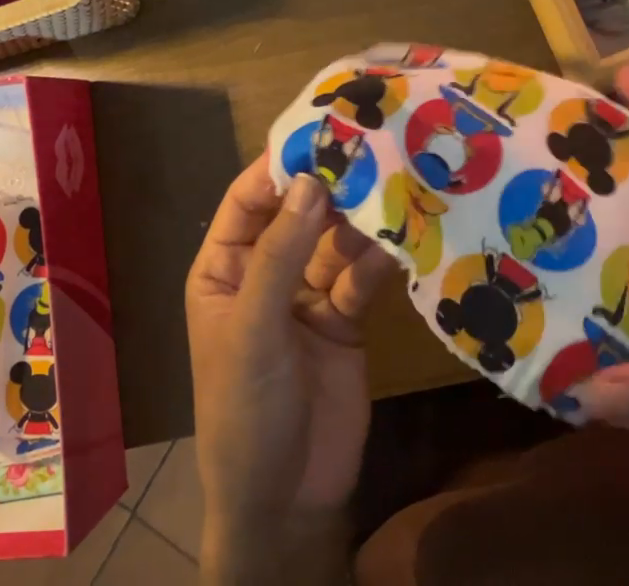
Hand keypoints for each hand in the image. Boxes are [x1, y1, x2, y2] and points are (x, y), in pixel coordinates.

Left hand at [186, 155, 396, 577]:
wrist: (285, 497)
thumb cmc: (246, 408)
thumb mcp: (254, 328)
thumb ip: (282, 254)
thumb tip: (311, 181)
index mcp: (223, 270)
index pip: (248, 202)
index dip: (280, 168)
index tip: (321, 131)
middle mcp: (264, 274)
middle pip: (297, 217)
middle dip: (329, 188)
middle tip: (372, 149)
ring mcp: (306, 298)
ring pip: (334, 244)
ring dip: (360, 220)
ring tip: (397, 184)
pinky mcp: (345, 322)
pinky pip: (361, 279)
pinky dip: (380, 259)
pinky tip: (404, 237)